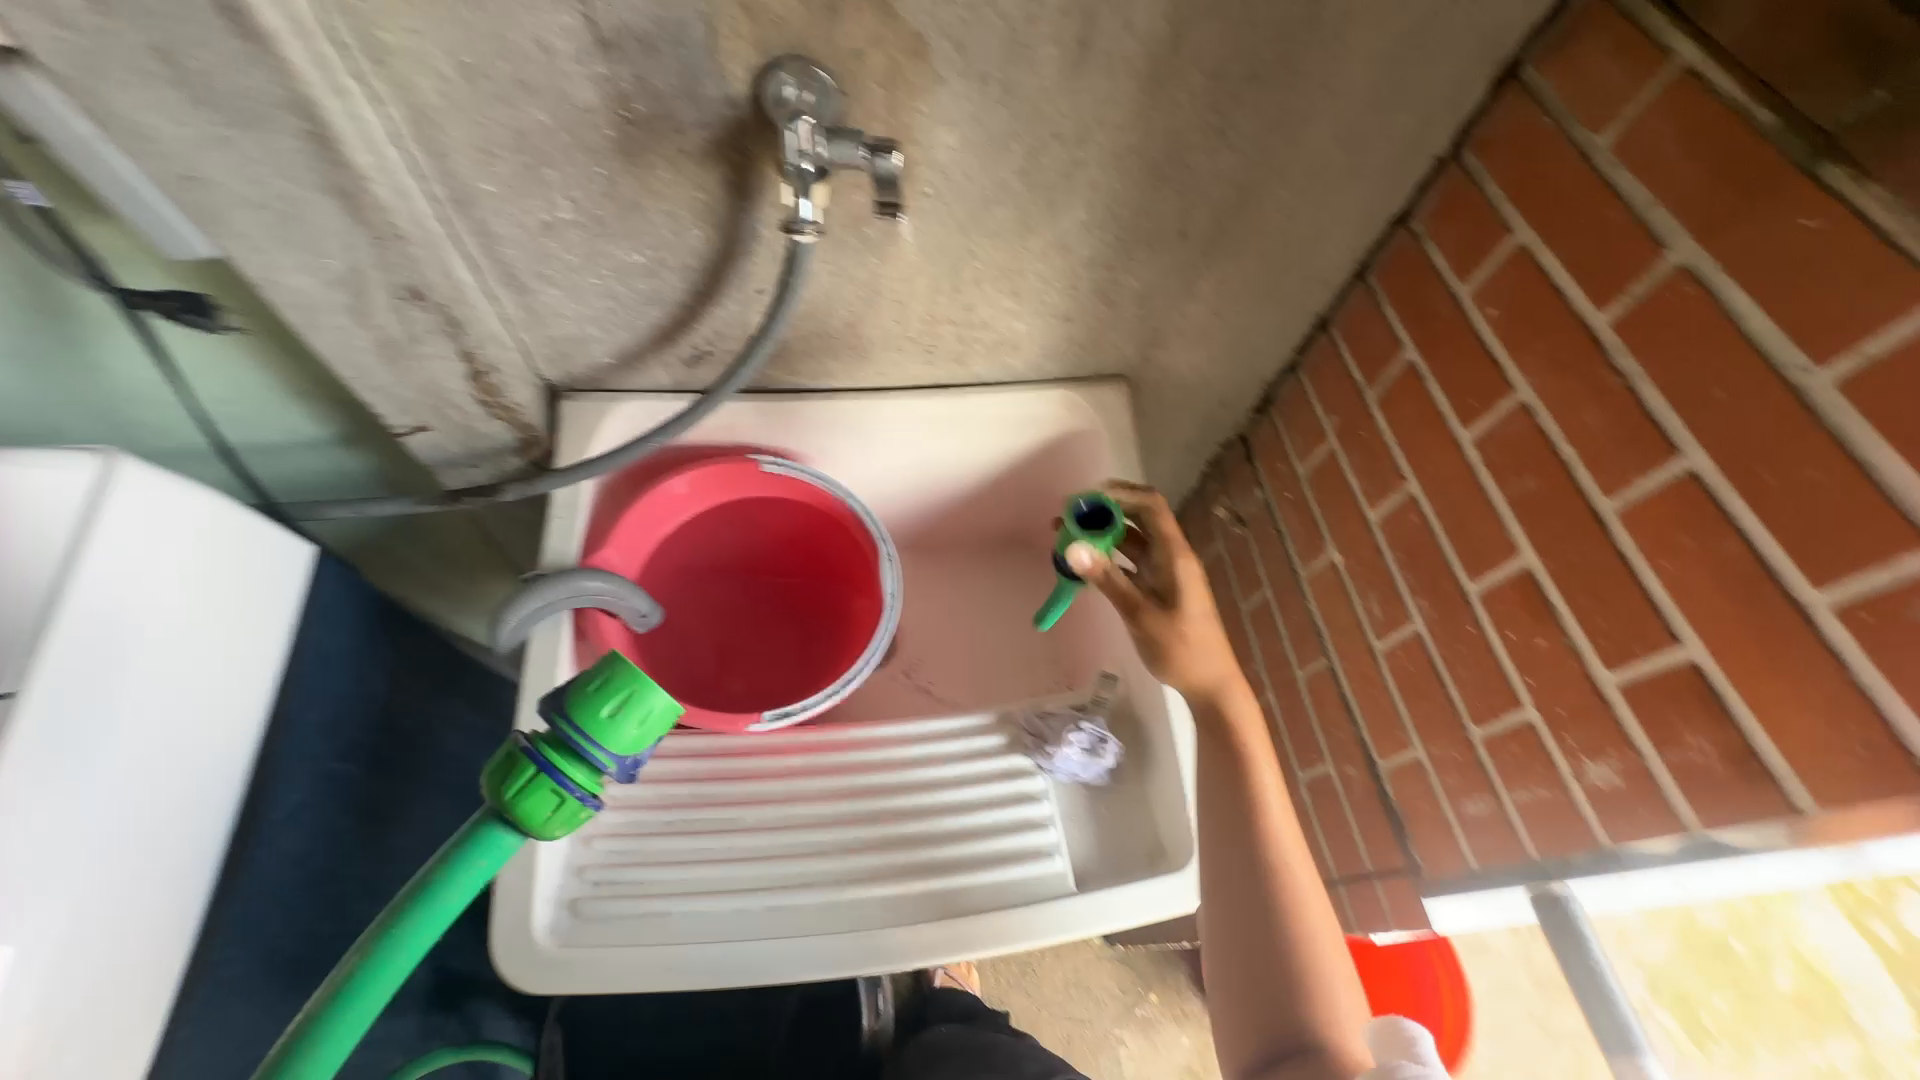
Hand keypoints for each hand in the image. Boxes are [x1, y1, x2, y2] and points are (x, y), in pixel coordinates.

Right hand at [1064, 480, 1246, 703]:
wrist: (1210, 684)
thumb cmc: (1181, 648)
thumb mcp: (1140, 614)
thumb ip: (1107, 578)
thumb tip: (1073, 547)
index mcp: (1175, 555)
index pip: (1150, 506)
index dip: (1119, 495)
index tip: (1084, 500)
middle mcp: (1170, 556)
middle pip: (1137, 520)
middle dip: (1102, 514)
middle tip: (1066, 520)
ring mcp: (1163, 573)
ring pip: (1130, 543)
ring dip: (1101, 537)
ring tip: (1065, 539)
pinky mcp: (1156, 589)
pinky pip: (1128, 564)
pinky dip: (1107, 560)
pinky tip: (1082, 566)